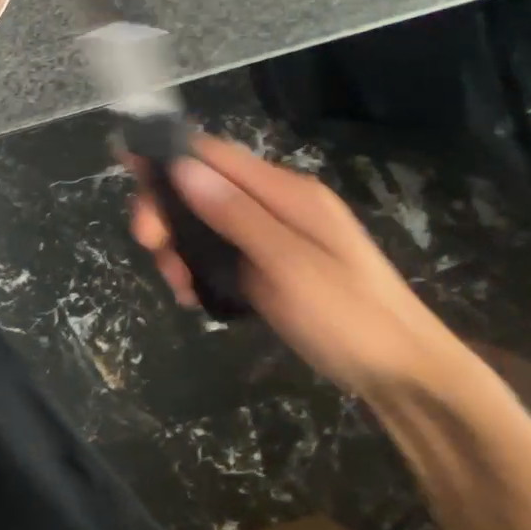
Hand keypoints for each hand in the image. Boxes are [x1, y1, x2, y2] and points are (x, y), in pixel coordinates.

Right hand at [131, 135, 476, 401]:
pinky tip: (193, 295)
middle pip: (198, 187)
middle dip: (164, 213)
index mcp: (286, 193)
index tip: (124, 169)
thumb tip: (181, 168)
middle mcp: (275, 204)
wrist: (406, 376)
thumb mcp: (289, 266)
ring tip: (177, 285)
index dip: (164, 154)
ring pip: (200, 222)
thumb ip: (235, 215)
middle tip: (150, 247)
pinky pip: (214, 251)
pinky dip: (194, 267)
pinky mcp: (266, 264)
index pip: (211, 153)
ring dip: (176, 247)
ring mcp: (271, 235)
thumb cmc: (350, 318)